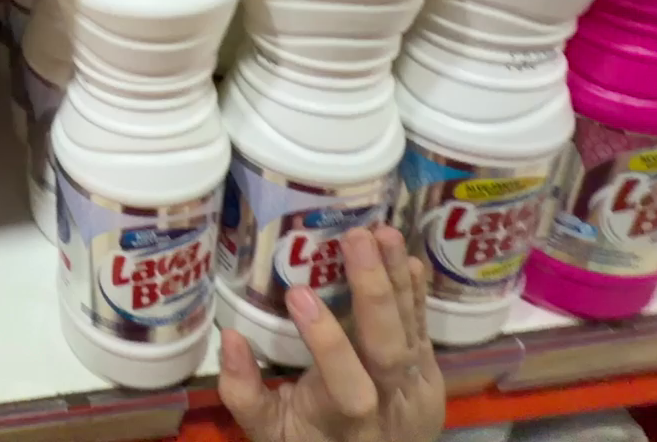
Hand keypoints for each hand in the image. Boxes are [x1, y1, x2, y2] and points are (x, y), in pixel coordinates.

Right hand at [217, 226, 444, 441]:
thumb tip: (228, 337)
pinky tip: (408, 259)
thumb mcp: (268, 432)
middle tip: (355, 238)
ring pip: (412, 333)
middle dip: (373, 292)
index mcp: (346, 422)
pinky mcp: (428, 372)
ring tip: (383, 233)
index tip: (297, 293)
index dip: (327, 343)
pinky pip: (423, 328)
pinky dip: (415, 292)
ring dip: (398, 279)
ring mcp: (417, 389)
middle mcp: (391, 407)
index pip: (347, 387)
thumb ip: (244, 393)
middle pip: (389, 353)